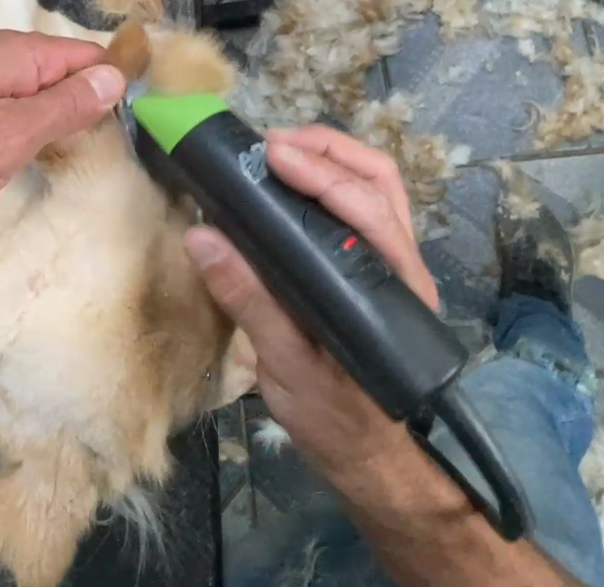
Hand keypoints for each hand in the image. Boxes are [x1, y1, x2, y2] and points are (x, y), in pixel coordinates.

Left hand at [0, 30, 124, 246]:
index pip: (83, 54)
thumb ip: (65, 105)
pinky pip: (6, 111)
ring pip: (32, 94)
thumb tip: (114, 75)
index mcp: (10, 53)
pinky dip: (27, 131)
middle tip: (118, 145)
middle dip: (87, 101)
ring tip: (84, 154)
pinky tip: (34, 157)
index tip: (143, 116)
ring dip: (57, 119)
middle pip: (58, 71)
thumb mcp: (10, 135)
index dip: (114, 80)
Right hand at [184, 125, 452, 501]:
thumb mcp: (288, 368)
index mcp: (392, 286)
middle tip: (268, 143)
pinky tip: (288, 184)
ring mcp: (392, 263)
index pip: (366, 207)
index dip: (319, 172)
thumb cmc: (338, 420)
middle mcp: (402, 264)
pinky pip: (359, 206)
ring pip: (374, 186)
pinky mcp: (372, 267)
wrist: (372, 459)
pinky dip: (327, 179)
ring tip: (275, 151)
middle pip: (378, 179)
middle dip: (325, 149)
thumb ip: (250, 301)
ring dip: (329, 157)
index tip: (270, 151)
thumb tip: (202, 237)